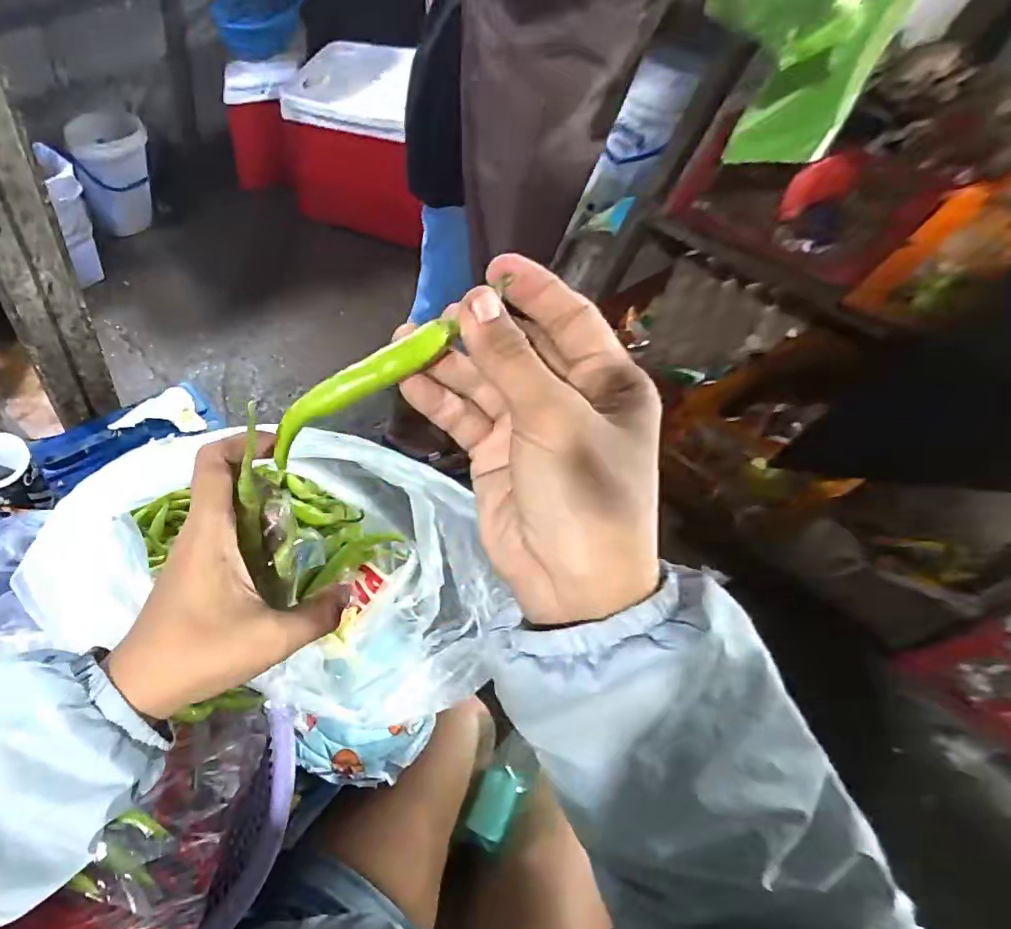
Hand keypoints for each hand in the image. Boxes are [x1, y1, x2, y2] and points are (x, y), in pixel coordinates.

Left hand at [104, 434, 348, 717]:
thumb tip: (349, 593)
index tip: (281, 446)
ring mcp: (191, 552)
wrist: (143, 683)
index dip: (244, 441)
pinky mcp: (192, 572)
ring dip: (261, 511)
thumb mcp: (270, 639)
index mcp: (209, 532)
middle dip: (266, 478)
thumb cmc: (201, 652)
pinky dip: (251, 537)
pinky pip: (223, 537)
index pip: (212, 461)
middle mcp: (197, 533)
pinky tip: (279, 565)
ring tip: (301, 529)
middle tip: (306, 494)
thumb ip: (316, 616)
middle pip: (224, 481)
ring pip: (226, 511)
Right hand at [399, 254, 660, 624]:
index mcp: (606, 381)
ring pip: (482, 383)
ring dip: (446, 364)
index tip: (494, 266)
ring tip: (404, 342)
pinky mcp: (494, 456)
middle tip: (435, 317)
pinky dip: (437, 400)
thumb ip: (510, 362)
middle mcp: (566, 398)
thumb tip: (473, 303)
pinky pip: (463, 417)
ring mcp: (527, 428)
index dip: (534, 291)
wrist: (569, 580)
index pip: (569, 320)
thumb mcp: (552, 420)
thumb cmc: (582, 494)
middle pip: (516, 350)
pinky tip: (408, 380)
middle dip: (477, 331)